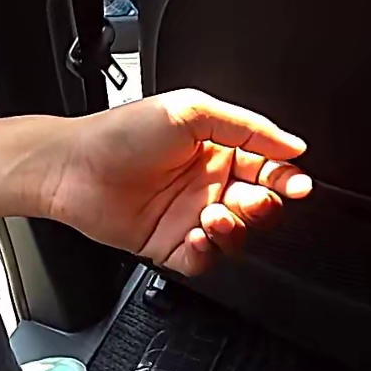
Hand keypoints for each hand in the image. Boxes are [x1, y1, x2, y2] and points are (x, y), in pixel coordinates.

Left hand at [38, 90, 312, 275]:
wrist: (73, 167)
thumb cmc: (120, 133)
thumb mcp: (189, 110)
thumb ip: (246, 126)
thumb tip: (292, 146)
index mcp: (213, 151)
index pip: (267, 170)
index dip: (287, 179)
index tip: (296, 183)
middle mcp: (203, 184)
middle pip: (258, 206)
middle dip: (264, 206)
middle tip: (249, 198)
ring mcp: (185, 216)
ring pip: (236, 236)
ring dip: (236, 230)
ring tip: (214, 216)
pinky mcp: (167, 244)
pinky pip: (203, 259)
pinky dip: (207, 252)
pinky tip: (195, 235)